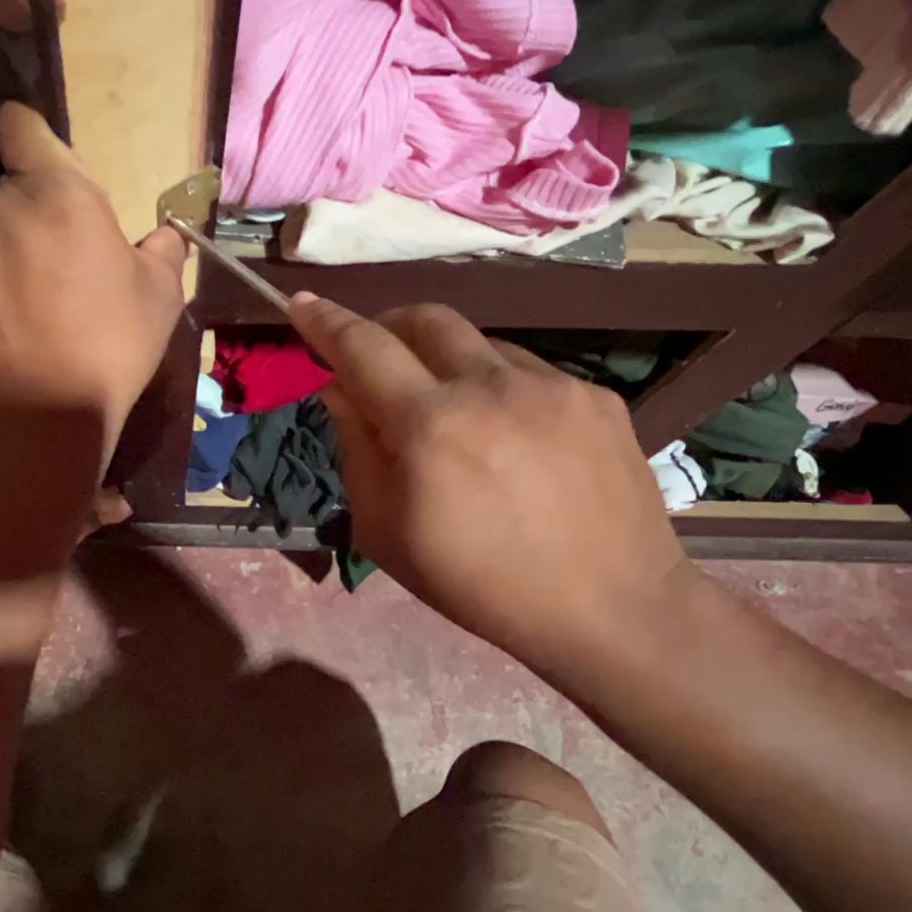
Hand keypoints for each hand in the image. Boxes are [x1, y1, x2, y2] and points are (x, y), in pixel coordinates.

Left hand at [0, 103, 185, 430]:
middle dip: (25, 215)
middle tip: (51, 266)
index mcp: (57, 192)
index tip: (38, 162)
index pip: (20, 125)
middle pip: (4, 190)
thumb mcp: (160, 297)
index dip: (29, 137)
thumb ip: (162, 250)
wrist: (44, 420)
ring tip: (21, 304)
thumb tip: (164, 236)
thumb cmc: (111, 350)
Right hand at [290, 294, 695, 665]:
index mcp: (430, 425)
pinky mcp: (595, 396)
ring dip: (446, 362)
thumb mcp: (386, 533)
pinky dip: (497, 388)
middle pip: (425, 317)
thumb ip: (355, 449)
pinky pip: (528, 372)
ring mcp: (551, 385)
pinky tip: (510, 438)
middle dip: (386, 324)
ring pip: (479, 343)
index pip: (362, 348)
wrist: (610, 608)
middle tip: (374, 355)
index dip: (325, 322)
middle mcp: (490, 386)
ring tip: (451, 413)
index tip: (301, 303)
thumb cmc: (478, 584)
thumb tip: (341, 390)